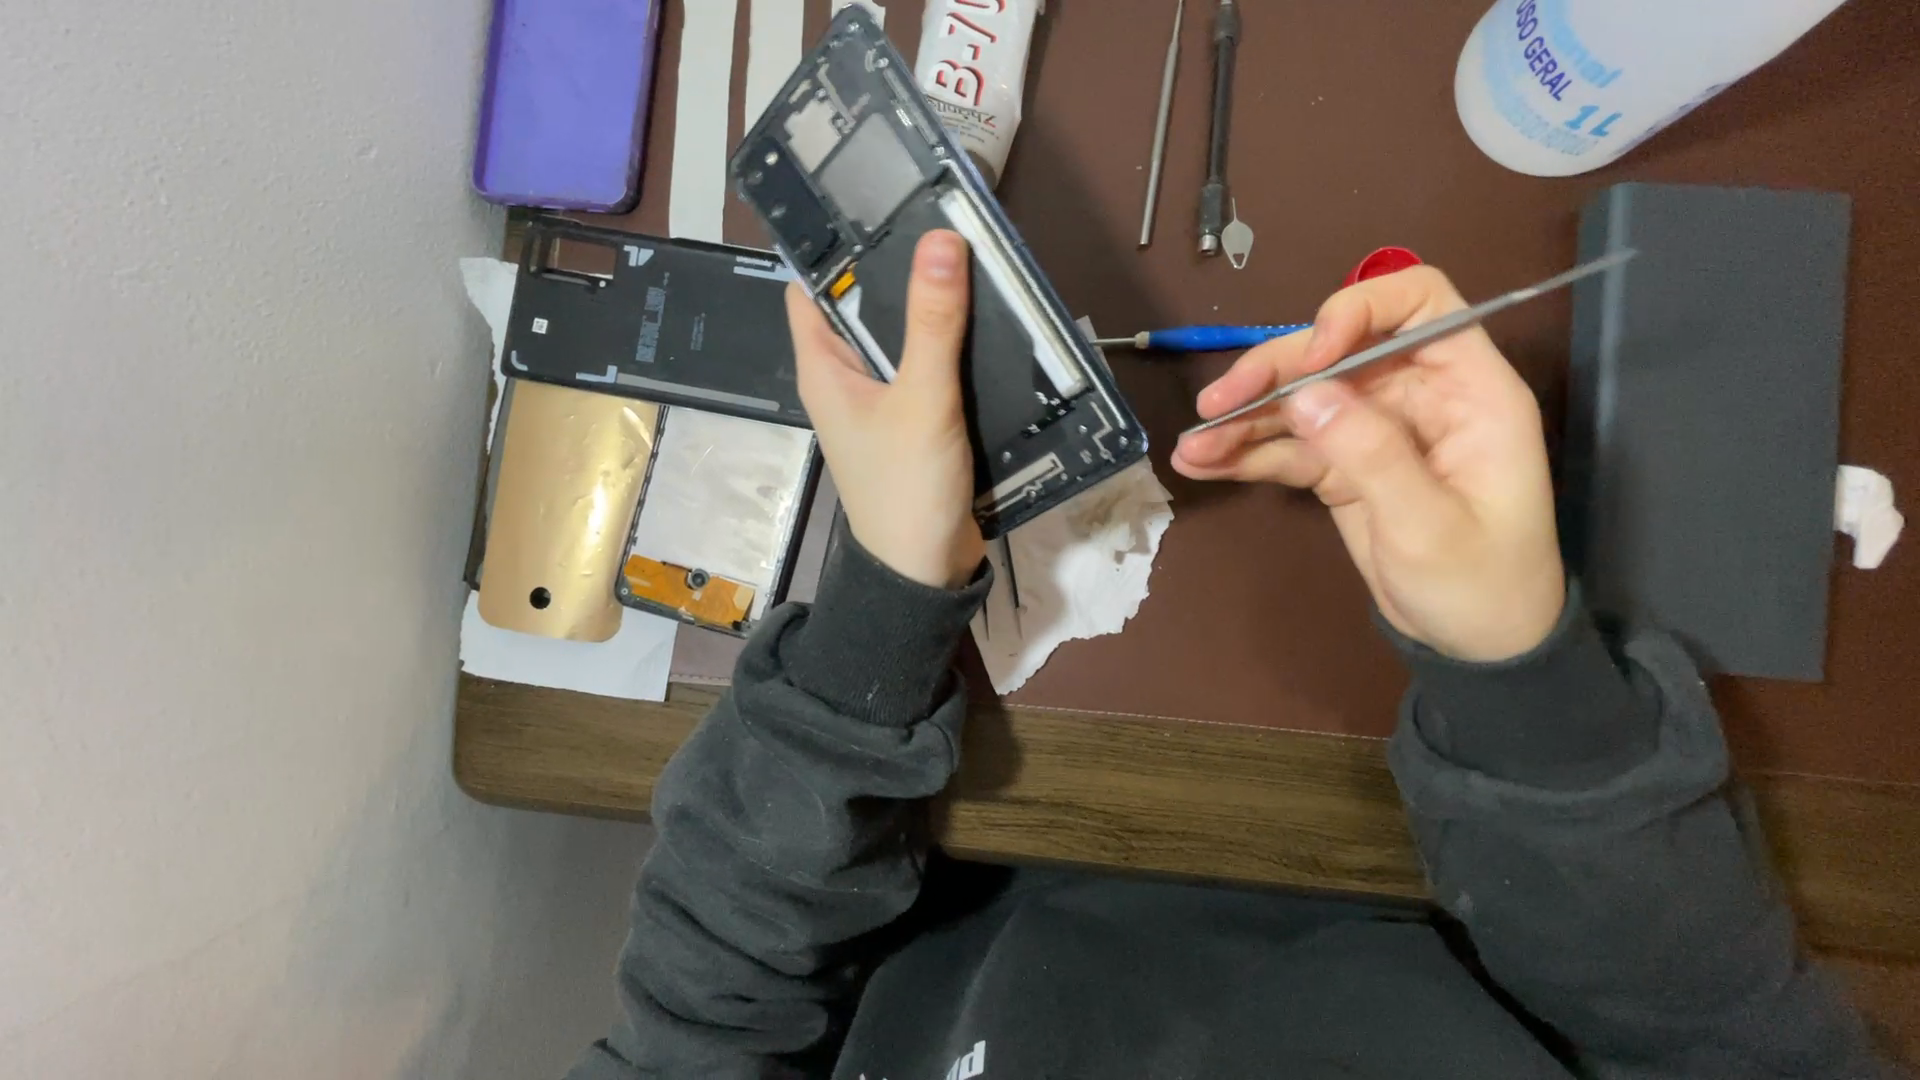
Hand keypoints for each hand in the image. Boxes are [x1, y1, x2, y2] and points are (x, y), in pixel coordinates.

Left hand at [788, 230, 984, 589]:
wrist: (926, 570)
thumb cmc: (908, 487)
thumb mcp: (922, 400)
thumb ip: (933, 323)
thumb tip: (940, 241)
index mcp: (823, 369)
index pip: (811, 289)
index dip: (834, 247)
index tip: (878, 204)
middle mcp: (845, 379)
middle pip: (862, 308)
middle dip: (898, 271)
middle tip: (944, 223)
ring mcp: (880, 402)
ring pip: (901, 339)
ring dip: (930, 310)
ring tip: (971, 260)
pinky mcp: (913, 421)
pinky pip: (927, 369)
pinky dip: (949, 347)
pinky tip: (983, 322)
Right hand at [1172, 266, 1565, 661]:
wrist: (1472, 646)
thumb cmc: (1478, 583)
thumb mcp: (1427, 524)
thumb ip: (1370, 453)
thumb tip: (1307, 394)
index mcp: (1465, 391)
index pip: (1417, 306)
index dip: (1358, 312)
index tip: (1310, 358)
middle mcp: (1414, 397)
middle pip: (1333, 355)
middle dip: (1270, 375)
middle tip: (1213, 407)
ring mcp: (1371, 431)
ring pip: (1299, 402)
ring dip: (1242, 421)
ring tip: (1192, 448)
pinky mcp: (1339, 467)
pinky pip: (1287, 448)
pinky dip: (1245, 455)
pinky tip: (1201, 465)